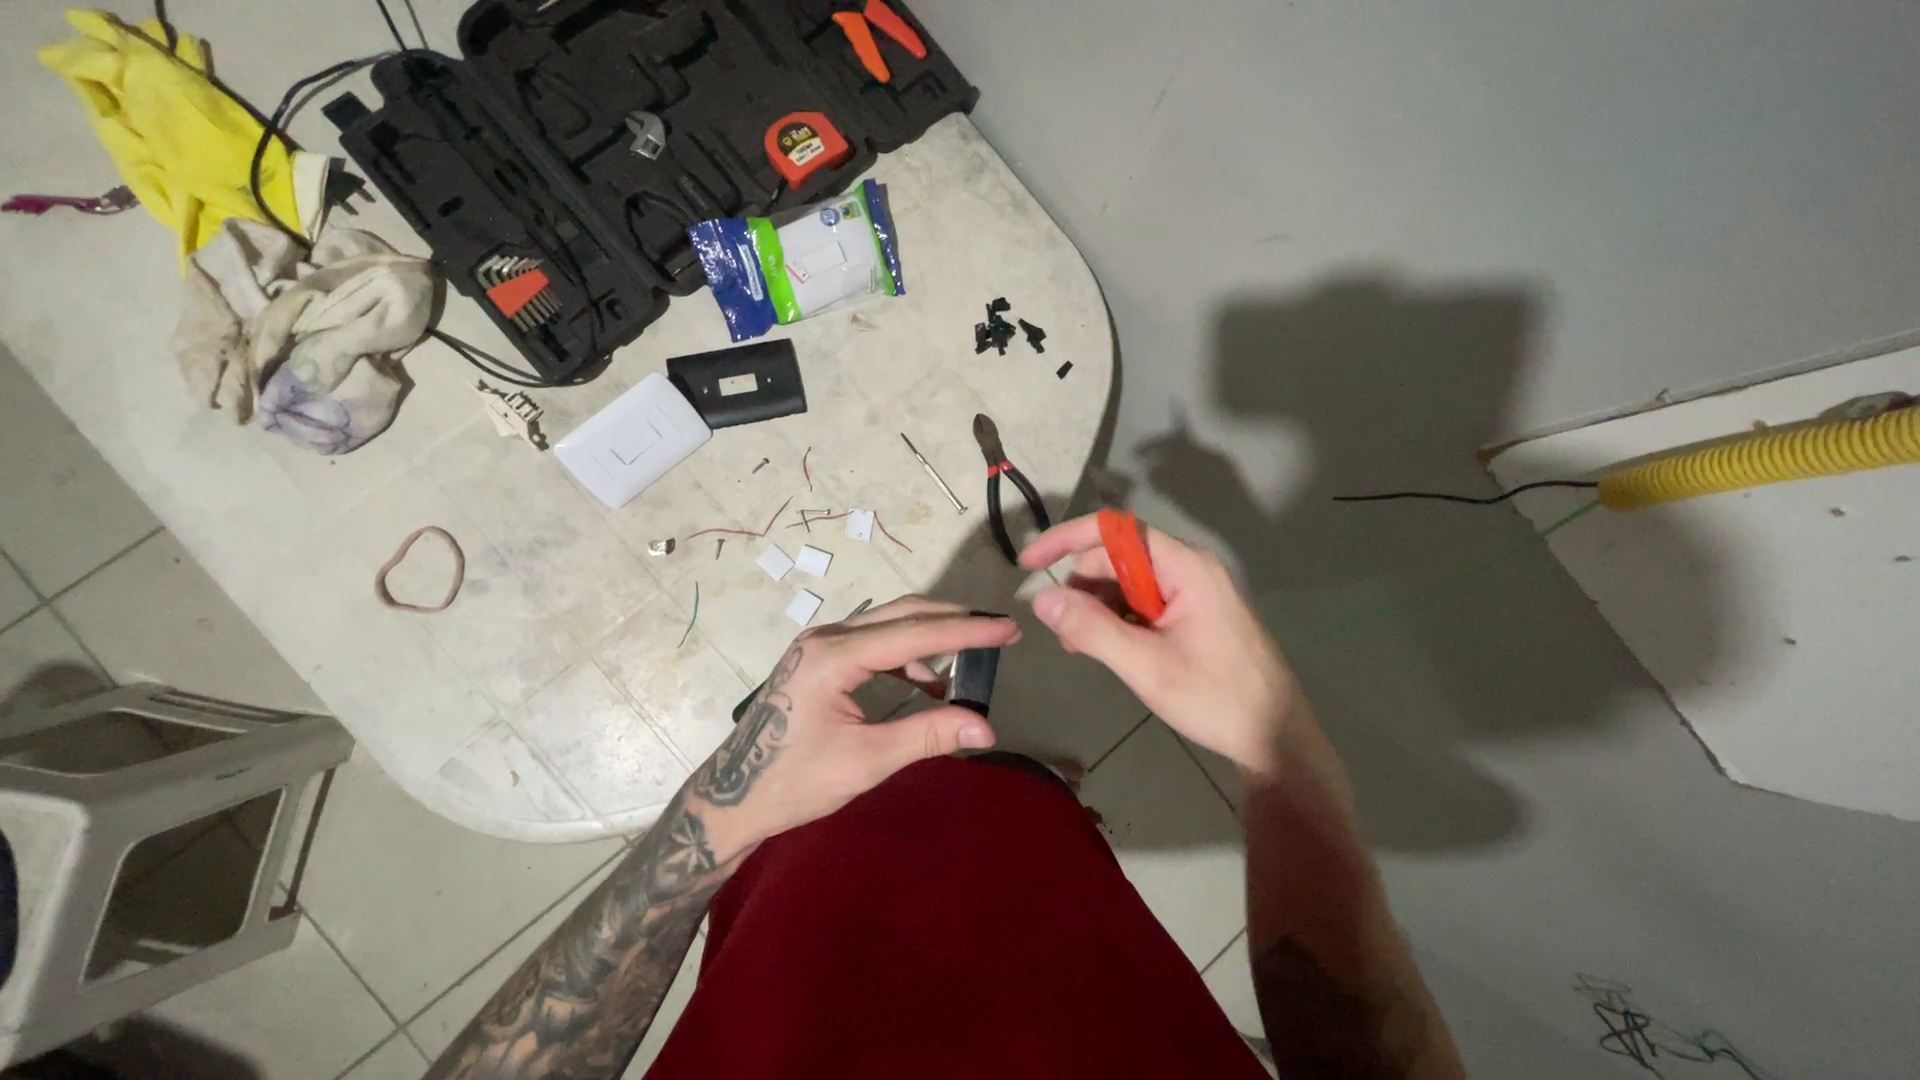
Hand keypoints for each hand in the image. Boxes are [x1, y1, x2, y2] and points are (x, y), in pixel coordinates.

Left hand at [690, 597, 1020, 858]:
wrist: (734, 797)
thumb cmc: (795, 782)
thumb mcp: (866, 761)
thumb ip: (927, 736)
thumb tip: (986, 727)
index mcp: (834, 656)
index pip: (914, 633)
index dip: (967, 631)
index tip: (1009, 628)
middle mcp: (827, 637)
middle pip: (903, 613)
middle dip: (955, 621)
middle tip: (1001, 631)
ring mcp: (820, 644)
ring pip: (889, 623)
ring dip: (933, 635)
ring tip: (974, 654)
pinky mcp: (820, 657)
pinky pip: (874, 641)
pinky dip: (908, 654)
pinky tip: (929, 682)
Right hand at [1020, 514, 1297, 775]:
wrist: (1275, 737)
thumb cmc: (1215, 698)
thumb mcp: (1146, 666)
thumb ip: (1091, 628)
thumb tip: (1041, 597)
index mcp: (1185, 566)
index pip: (1114, 531)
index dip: (1066, 539)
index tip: (1028, 563)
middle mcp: (1188, 568)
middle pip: (1116, 557)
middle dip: (1080, 588)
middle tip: (1062, 633)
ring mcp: (1192, 591)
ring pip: (1125, 582)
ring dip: (1095, 609)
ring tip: (1080, 648)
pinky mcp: (1192, 614)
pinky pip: (1141, 603)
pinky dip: (1115, 621)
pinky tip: (1103, 649)